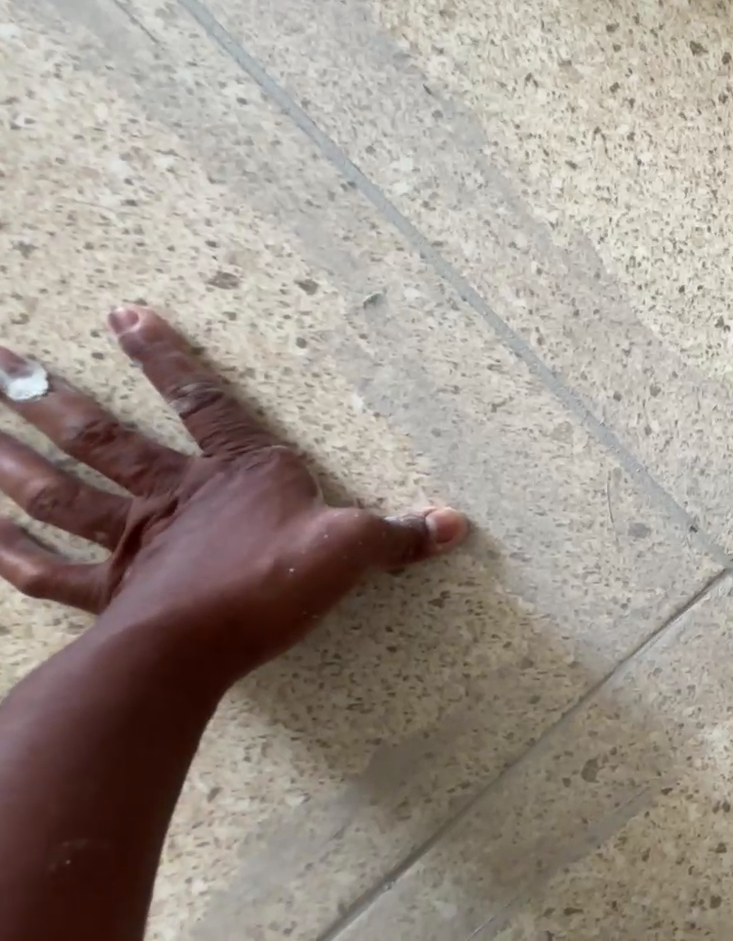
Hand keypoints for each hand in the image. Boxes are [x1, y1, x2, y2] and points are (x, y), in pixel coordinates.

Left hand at [0, 306, 466, 683]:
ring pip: (59, 491)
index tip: (123, 313)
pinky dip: (7, 548)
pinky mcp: (109, 590)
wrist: (189, 650)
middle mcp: (176, 496)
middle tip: (0, 359)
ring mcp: (133, 542)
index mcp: (238, 475)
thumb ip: (401, 533)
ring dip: (9, 457)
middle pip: (104, 438)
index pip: (204, 403)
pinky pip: (46, 567)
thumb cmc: (271, 583)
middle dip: (50, 396)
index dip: (167, 359)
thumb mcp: (356, 549)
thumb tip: (455, 523)